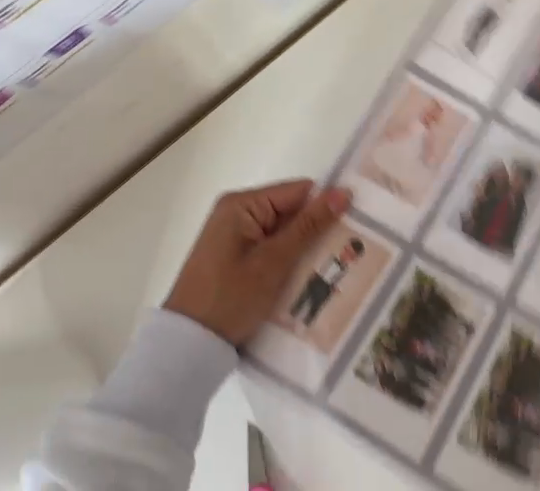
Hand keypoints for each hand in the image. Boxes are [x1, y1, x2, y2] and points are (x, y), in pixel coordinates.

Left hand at [163, 179, 350, 344]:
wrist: (187, 347)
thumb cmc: (230, 299)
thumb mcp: (274, 261)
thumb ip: (309, 225)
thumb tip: (344, 192)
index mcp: (242, 204)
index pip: (298, 192)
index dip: (325, 208)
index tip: (352, 229)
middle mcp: (237, 212)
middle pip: (291, 211)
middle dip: (316, 231)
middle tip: (347, 254)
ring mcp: (234, 235)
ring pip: (284, 233)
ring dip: (303, 250)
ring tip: (331, 269)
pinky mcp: (234, 257)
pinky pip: (271, 249)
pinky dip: (287, 262)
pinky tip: (304, 280)